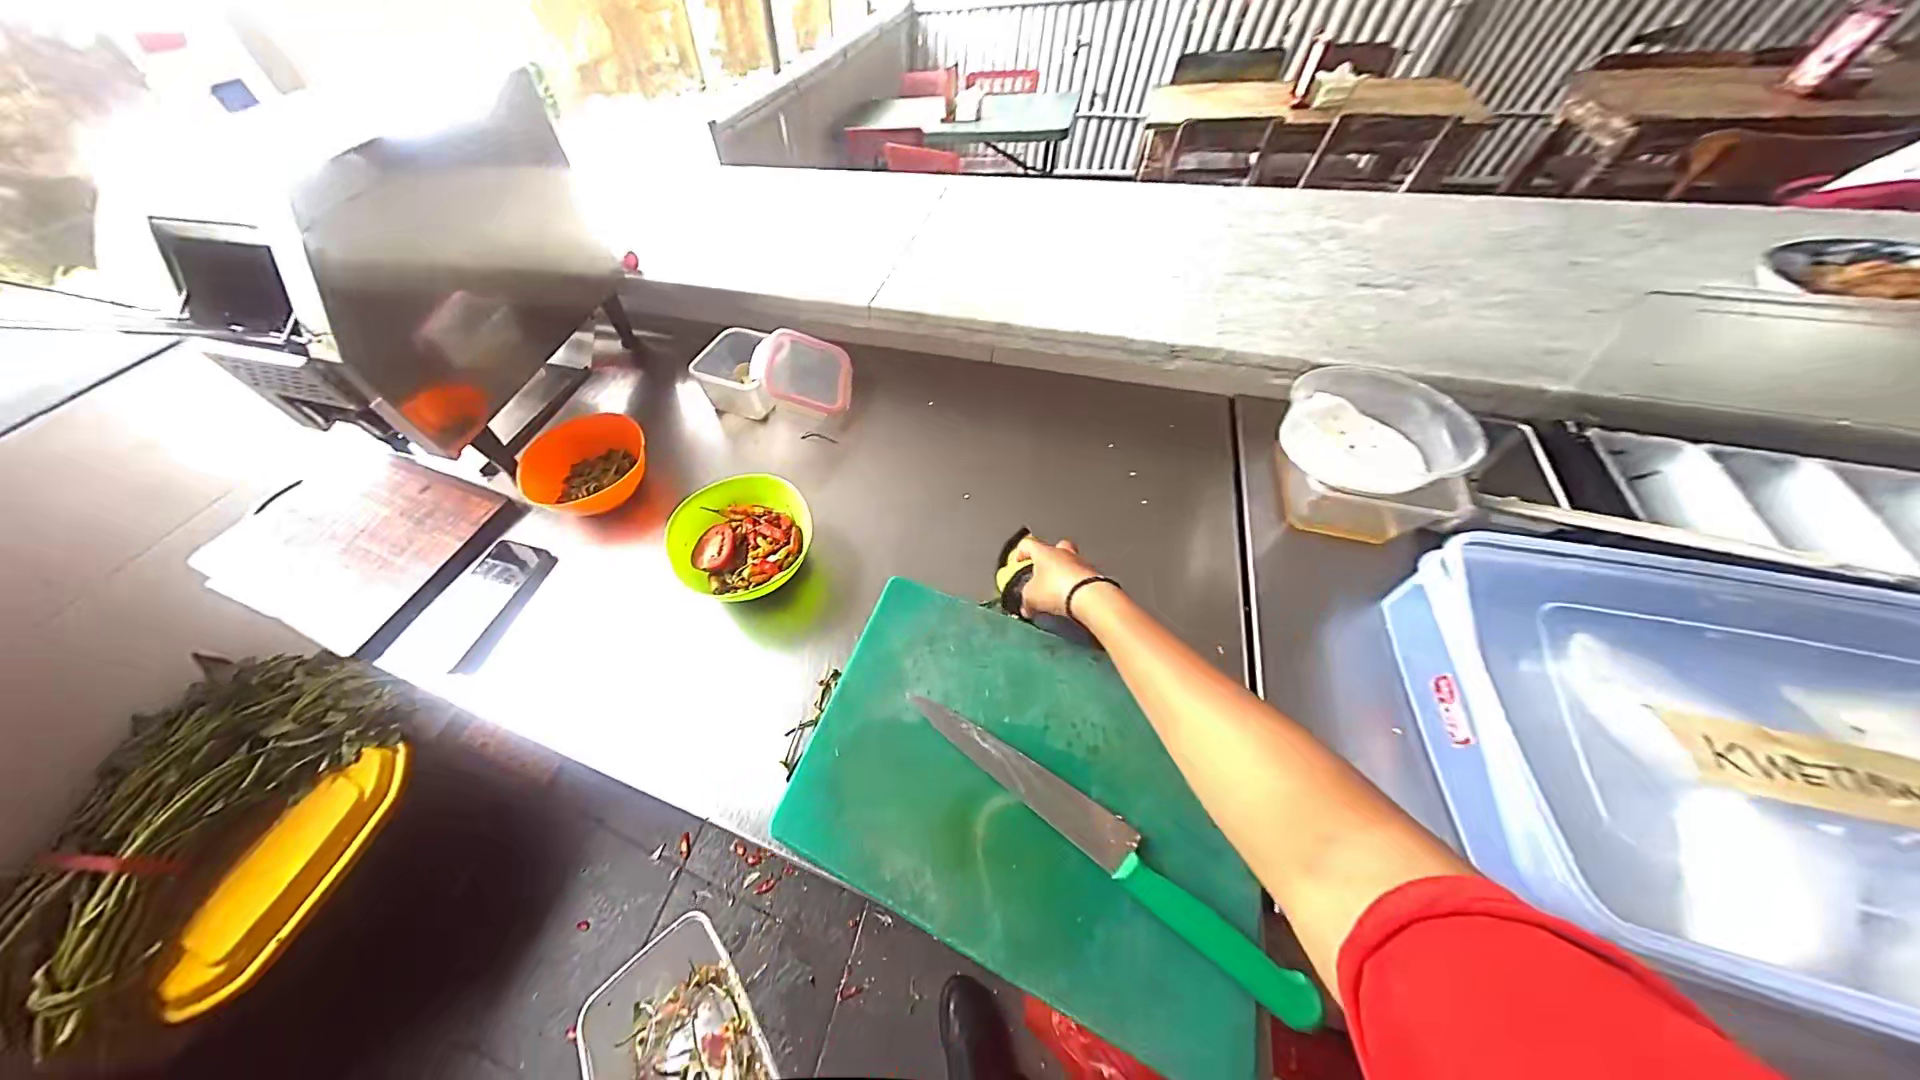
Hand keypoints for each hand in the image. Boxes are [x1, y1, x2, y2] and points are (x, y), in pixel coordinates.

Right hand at [1012, 536, 1104, 619]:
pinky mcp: (1094, 575)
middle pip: (1055, 547)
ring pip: (1070, 561)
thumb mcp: (1031, 597)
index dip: (1020, 552)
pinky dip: (1075, 584)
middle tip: (1042, 573)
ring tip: (1057, 591)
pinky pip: (1081, 576)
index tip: (1018, 562)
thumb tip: (1027, 607)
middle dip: (1048, 558)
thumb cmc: (1056, 588)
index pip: (1028, 543)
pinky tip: (1071, 598)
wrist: (1089, 596)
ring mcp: (1081, 562)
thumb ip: (1026, 600)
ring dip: (1063, 572)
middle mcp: (1064, 552)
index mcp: (1044, 551)